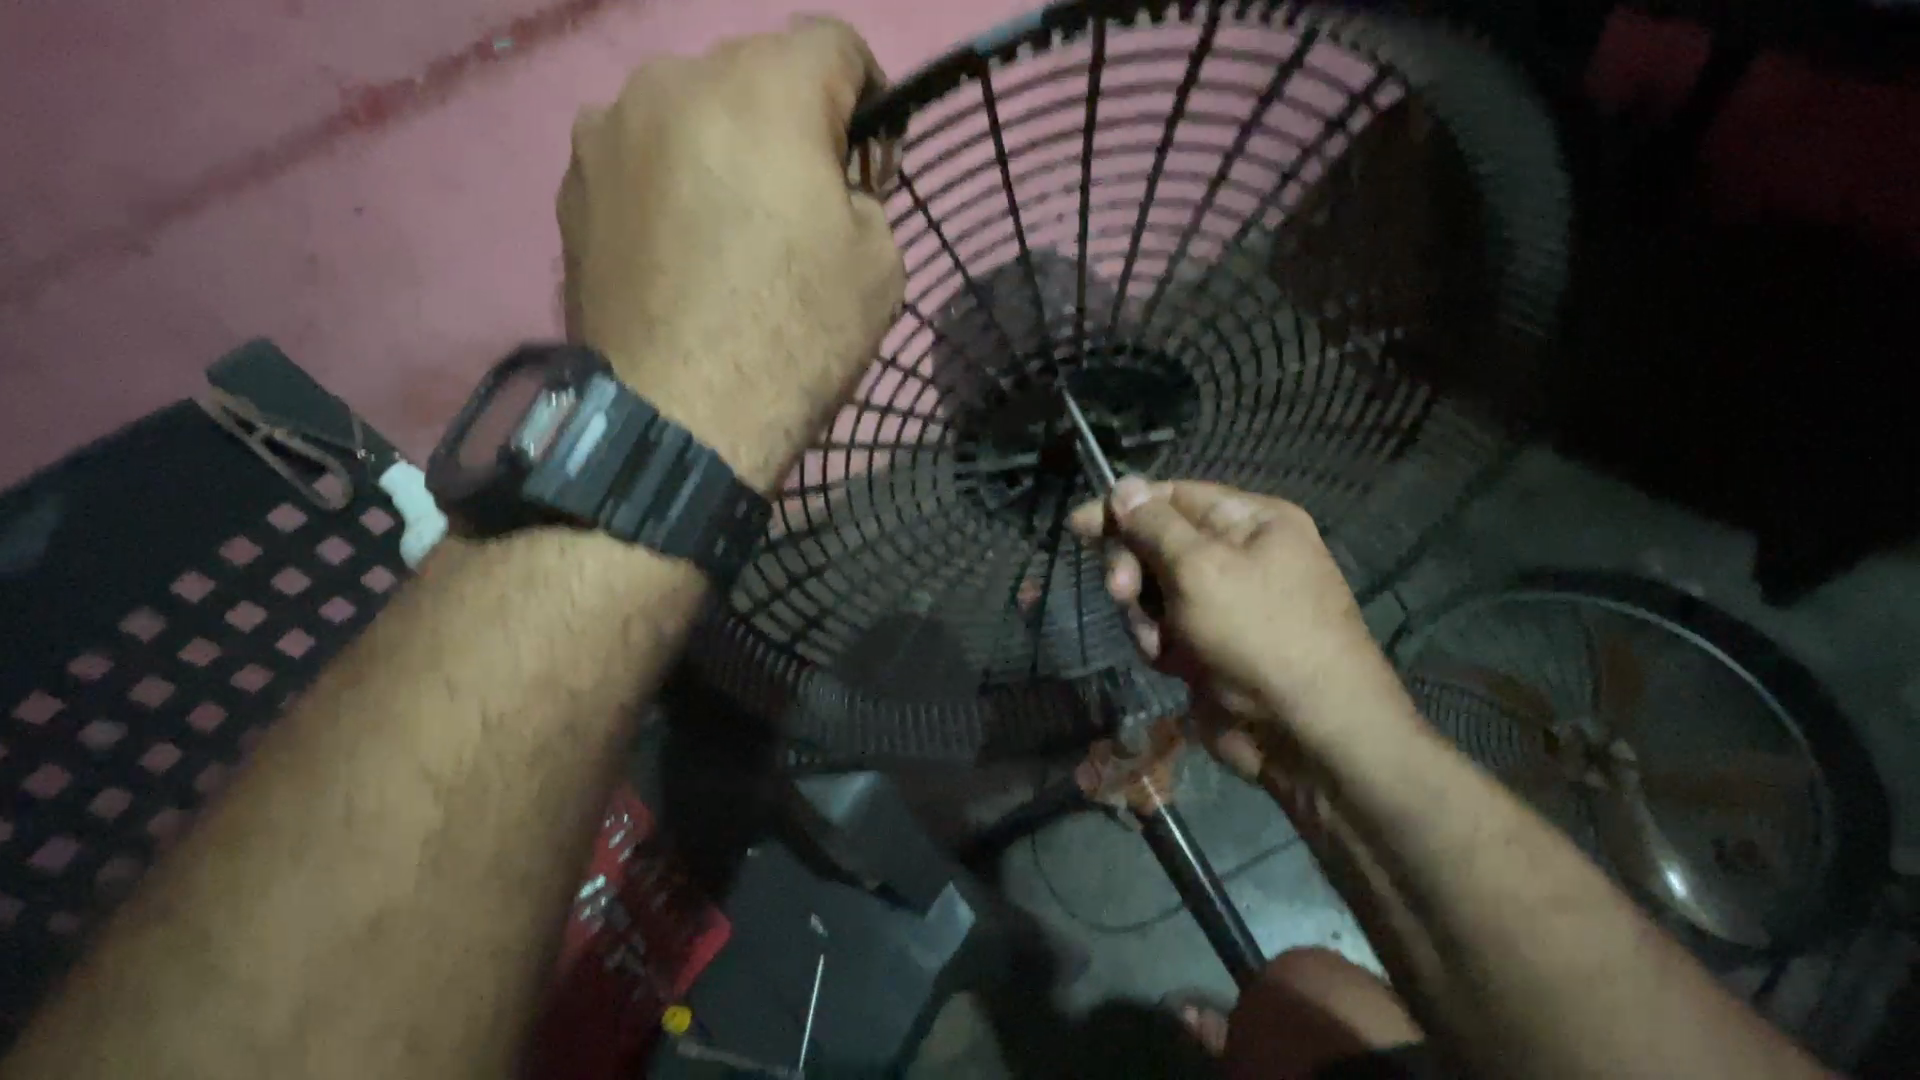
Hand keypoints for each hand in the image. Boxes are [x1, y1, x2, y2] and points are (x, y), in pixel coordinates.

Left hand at [558, 16, 904, 489]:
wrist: (678, 420)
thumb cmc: (795, 337)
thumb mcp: (880, 263)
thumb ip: (864, 192)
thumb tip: (830, 185)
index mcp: (765, 88)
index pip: (835, 44)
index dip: (868, 96)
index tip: (868, 161)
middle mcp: (674, 80)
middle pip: (755, 76)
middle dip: (790, 126)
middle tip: (800, 206)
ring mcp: (608, 129)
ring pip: (690, 114)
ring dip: (722, 151)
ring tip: (729, 235)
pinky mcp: (571, 185)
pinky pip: (640, 160)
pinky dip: (669, 186)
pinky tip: (678, 255)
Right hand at [1068, 477, 1421, 757]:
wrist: (1305, 732)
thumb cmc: (1258, 634)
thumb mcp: (1201, 567)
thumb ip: (1153, 525)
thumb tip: (1122, 486)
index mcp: (1252, 522)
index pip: (1174, 497)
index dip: (1124, 508)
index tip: (1079, 525)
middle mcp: (1241, 556)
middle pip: (1159, 544)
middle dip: (1134, 568)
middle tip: (1122, 592)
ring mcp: (1226, 605)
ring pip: (1154, 591)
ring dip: (1144, 615)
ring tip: (1159, 642)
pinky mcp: (1211, 647)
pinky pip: (1165, 629)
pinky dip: (1159, 644)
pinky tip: (1170, 664)